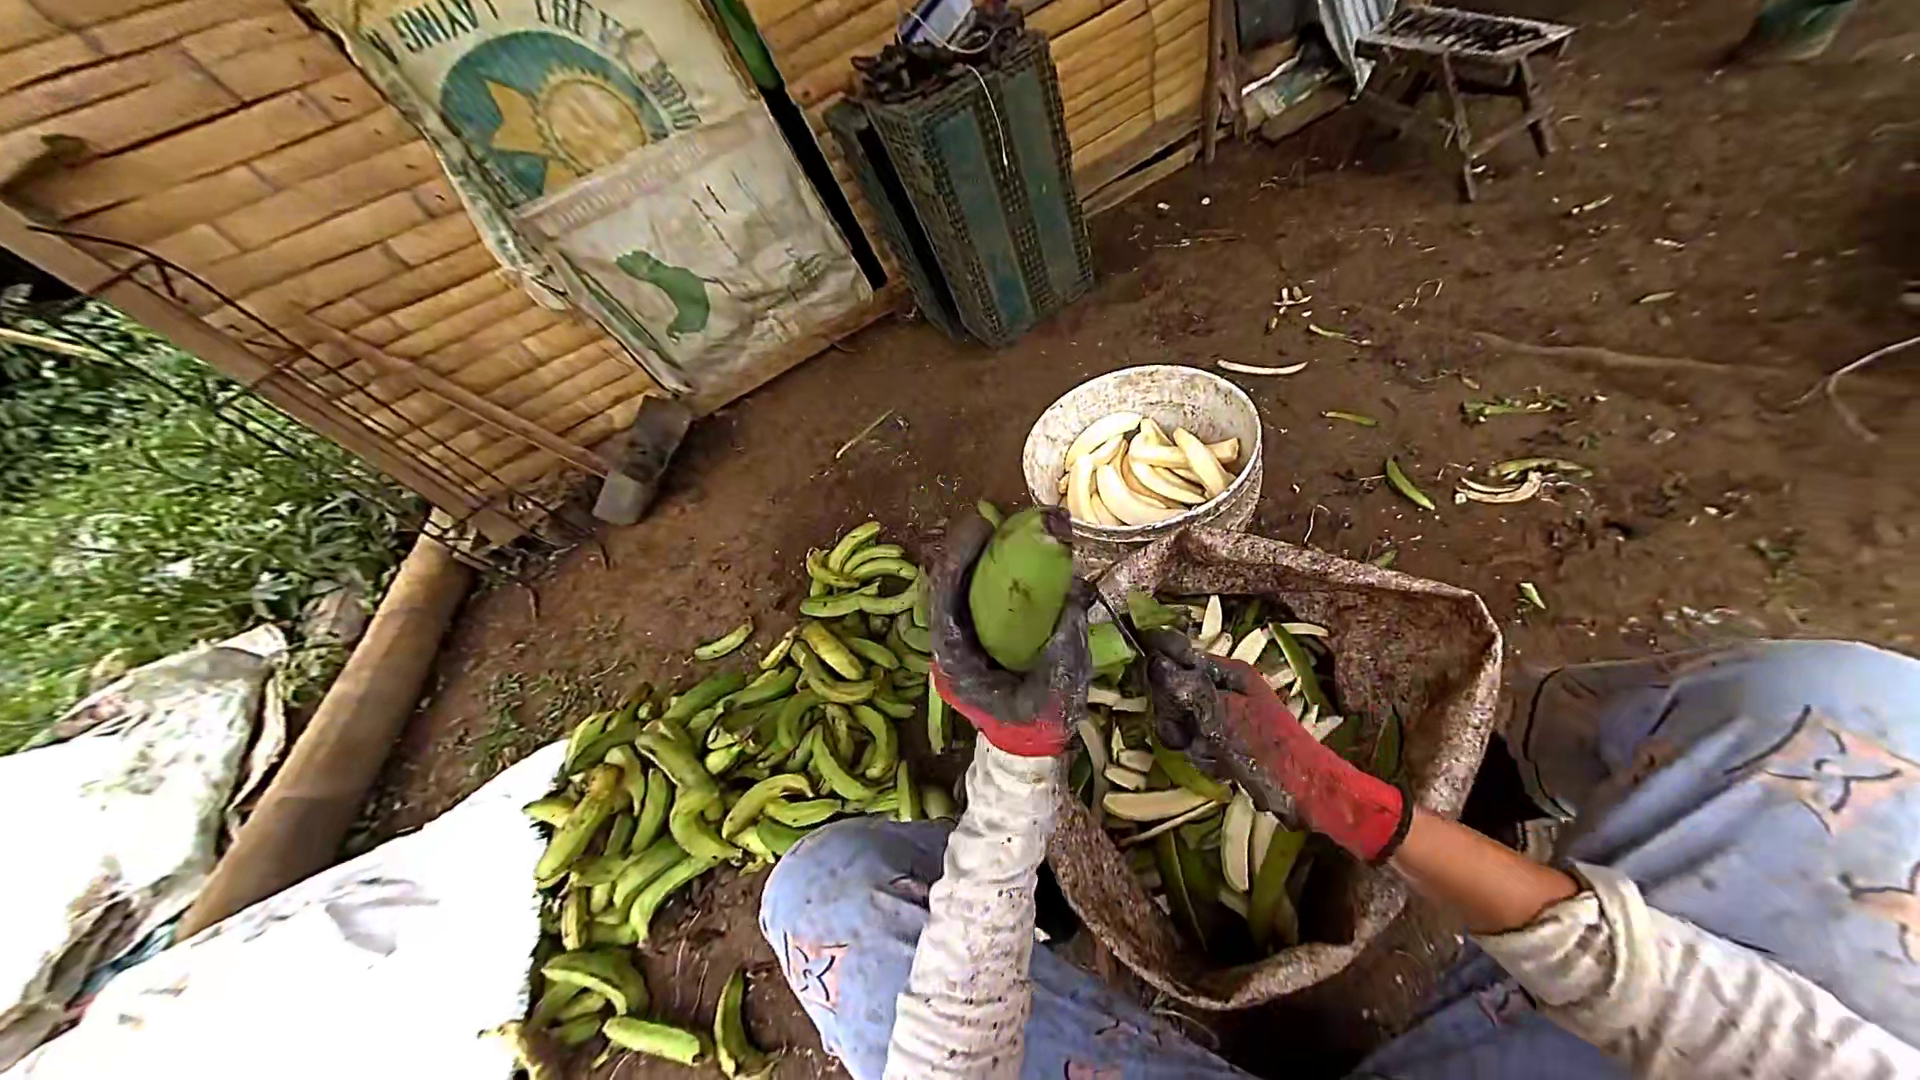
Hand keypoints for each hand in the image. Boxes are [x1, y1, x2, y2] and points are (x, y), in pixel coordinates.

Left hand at [928, 508, 1090, 756]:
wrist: (1027, 748)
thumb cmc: (1039, 724)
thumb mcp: (1058, 689)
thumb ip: (1064, 646)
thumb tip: (1074, 597)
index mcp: (955, 661)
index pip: (943, 599)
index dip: (958, 558)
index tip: (979, 527)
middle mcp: (949, 647)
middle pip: (946, 587)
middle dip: (966, 549)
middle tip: (992, 517)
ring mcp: (960, 642)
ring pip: (958, 590)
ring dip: (976, 558)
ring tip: (999, 527)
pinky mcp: (975, 638)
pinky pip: (975, 598)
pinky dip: (989, 574)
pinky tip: (1009, 556)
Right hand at [1146, 634, 1407, 861]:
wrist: (1306, 793)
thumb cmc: (1264, 748)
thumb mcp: (1219, 712)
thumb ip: (1182, 686)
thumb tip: (1152, 660)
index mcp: (1226, 672)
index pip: (1177, 654)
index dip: (1159, 669)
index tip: (1155, 691)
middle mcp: (1224, 688)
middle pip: (1173, 690)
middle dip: (1174, 715)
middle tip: (1186, 731)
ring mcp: (1226, 715)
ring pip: (1182, 720)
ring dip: (1189, 740)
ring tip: (1210, 752)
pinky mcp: (1226, 741)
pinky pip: (1196, 742)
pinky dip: (1203, 755)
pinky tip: (1219, 765)